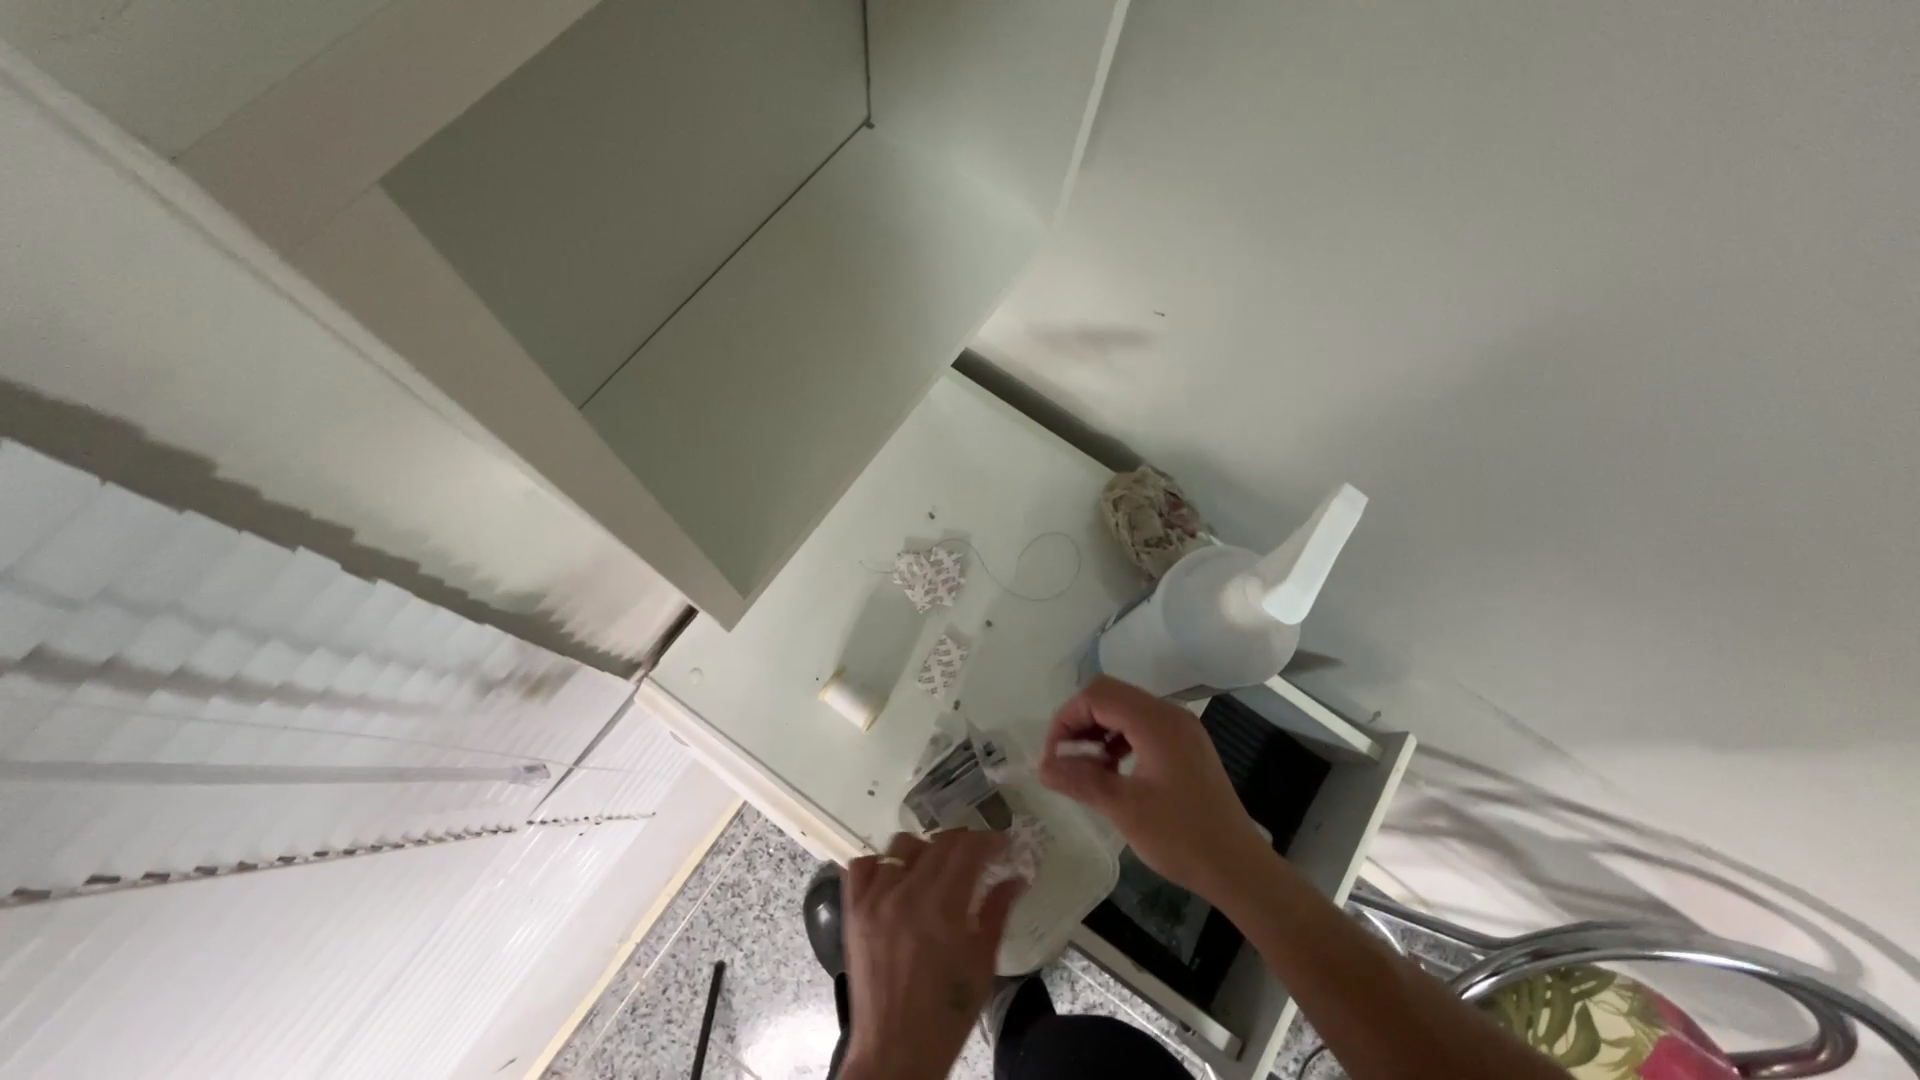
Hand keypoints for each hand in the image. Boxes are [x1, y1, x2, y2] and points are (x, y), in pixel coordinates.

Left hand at [838, 830, 1024, 1079]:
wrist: (895, 1051)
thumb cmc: (946, 1014)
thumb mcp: (982, 964)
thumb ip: (997, 912)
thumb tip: (1016, 878)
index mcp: (943, 908)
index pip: (968, 850)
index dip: (989, 840)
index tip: (1002, 843)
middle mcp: (906, 894)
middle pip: (939, 843)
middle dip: (964, 842)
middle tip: (979, 855)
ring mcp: (875, 900)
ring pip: (902, 847)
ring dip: (926, 850)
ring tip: (938, 869)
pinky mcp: (853, 912)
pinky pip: (862, 867)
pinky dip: (881, 865)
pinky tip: (896, 880)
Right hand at [1039, 676, 1269, 899]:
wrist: (1237, 866)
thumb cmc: (1181, 837)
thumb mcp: (1124, 808)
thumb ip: (1080, 780)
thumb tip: (1042, 766)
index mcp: (1157, 723)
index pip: (1098, 696)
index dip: (1066, 719)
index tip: (1052, 756)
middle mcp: (1171, 715)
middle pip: (1111, 696)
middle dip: (1079, 723)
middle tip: (1063, 761)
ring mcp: (1182, 730)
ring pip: (1126, 710)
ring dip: (1098, 731)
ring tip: (1085, 769)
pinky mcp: (1186, 746)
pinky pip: (1142, 727)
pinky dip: (1119, 740)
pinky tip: (1111, 772)